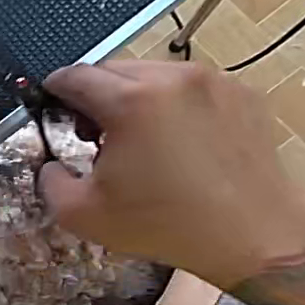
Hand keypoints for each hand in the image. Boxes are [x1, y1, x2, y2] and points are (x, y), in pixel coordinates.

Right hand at [37, 61, 304, 287]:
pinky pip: (193, 87)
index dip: (55, 88)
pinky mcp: (240, 93)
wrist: (253, 235)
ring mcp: (212, 81)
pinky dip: (176, 106)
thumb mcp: (86, 216)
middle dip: (95, 96)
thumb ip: (51, 183)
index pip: (75, 75)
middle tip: (95, 135)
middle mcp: (172, 78)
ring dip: (136, 98)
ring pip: (155, 74)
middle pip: (114, 69)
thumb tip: (51, 165)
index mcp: (130, 101)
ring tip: (141, 141)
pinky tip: (181, 145)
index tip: (52, 101)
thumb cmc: (167, 226)